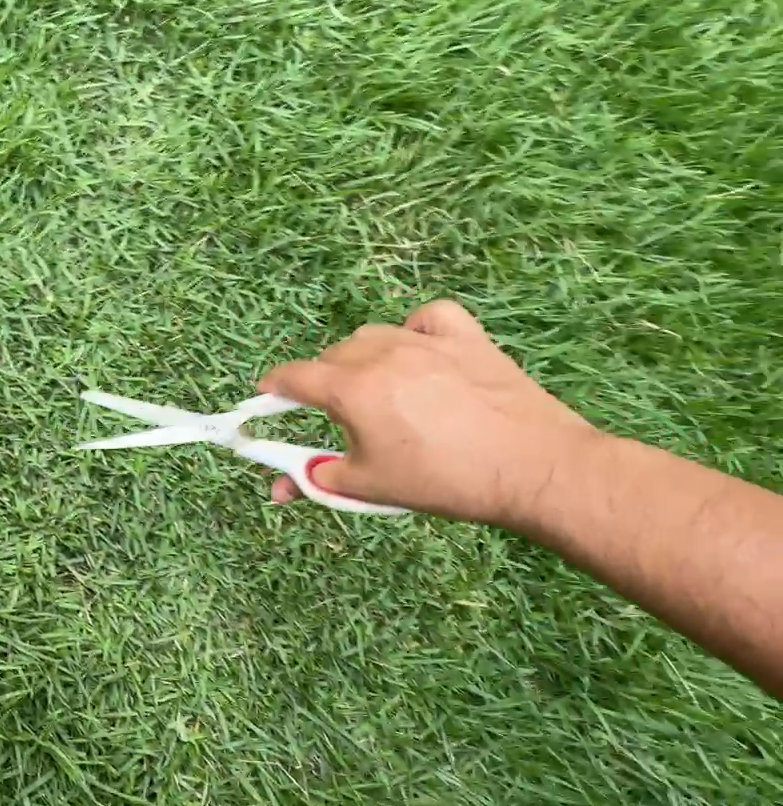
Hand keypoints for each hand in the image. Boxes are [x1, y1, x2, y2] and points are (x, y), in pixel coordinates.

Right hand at [260, 300, 600, 525]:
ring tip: (373, 386)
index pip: (291, 376)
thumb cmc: (443, 480)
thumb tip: (279, 489)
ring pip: (371, 336)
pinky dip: (414, 329)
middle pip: (329, 356)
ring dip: (359, 357)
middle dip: (320, 381)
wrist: (537, 470)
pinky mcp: (469, 341)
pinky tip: (417, 351)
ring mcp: (428, 343)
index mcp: (351, 389)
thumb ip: (314, 479)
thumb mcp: (366, 486)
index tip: (267, 400)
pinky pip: (429, 317)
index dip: (272, 388)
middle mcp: (382, 356)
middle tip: (332, 413)